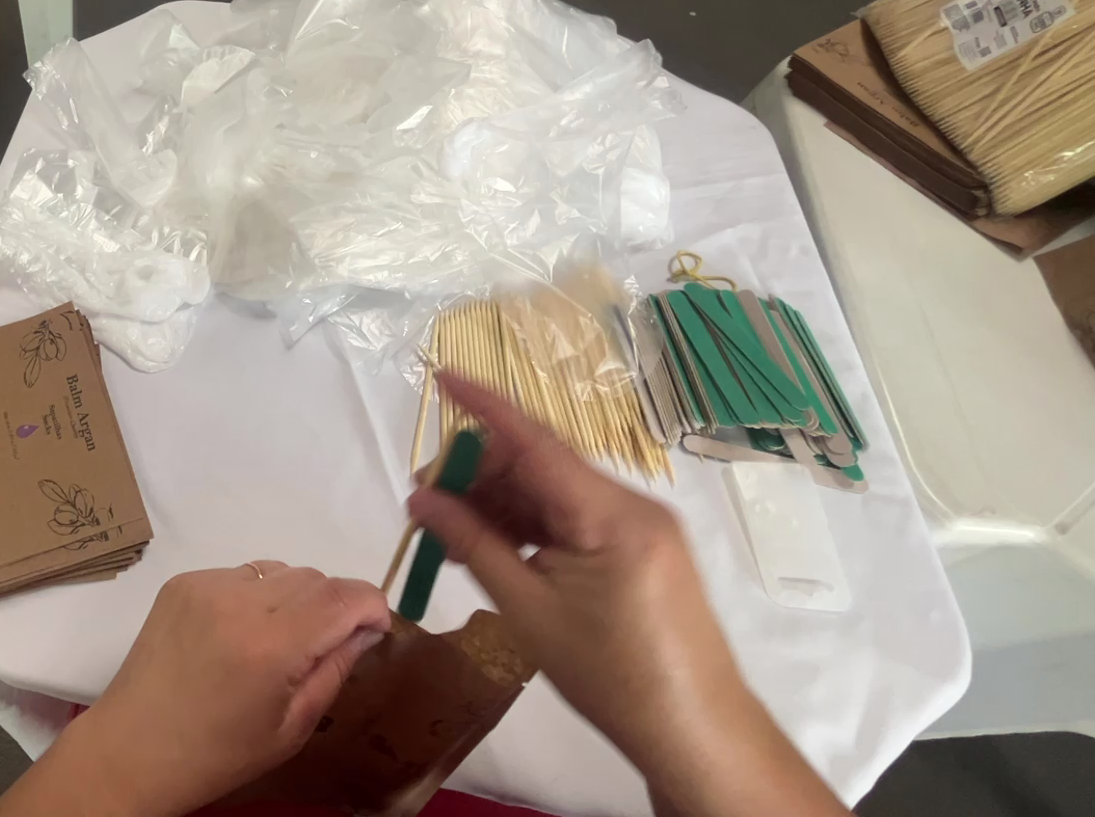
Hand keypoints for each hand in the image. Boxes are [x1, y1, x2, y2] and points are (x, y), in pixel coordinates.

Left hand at [0, 562, 389, 816]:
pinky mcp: (183, 580)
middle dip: (333, 604)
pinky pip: (240, 573)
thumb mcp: (292, 725)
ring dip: (293, 596)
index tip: (375, 628)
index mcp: (270, 644)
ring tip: (275, 640)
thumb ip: (335, 668)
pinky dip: (254, 594)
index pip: (343, 596)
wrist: (135, 745)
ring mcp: (206, 584)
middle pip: (313, 577)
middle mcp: (238, 599)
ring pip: (278, 569)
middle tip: (322, 646)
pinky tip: (237, 632)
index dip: (370, 605)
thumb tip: (367, 627)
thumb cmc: (220, 752)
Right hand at [410, 371, 848, 816]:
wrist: (699, 739)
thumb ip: (471, 543)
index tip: (441, 377)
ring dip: (496, 502)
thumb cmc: (612, 677)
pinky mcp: (634, 546)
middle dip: (477, 474)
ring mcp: (636, 525)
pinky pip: (567, 516)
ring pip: (549, 490)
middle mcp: (629, 505)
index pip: (536, 442)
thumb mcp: (527, 608)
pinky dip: (524, 523)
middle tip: (425, 500)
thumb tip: (418, 499)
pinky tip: (488, 544)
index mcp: (611, 515)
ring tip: (447, 531)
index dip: (484, 406)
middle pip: (538, 465)